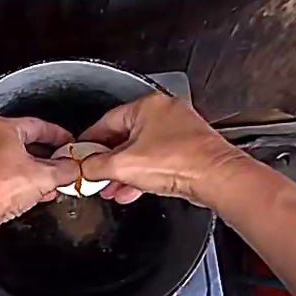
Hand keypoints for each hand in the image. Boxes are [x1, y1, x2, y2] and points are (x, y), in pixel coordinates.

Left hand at [0, 115, 79, 234]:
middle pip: (24, 142)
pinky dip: (19, 181)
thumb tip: (73, 169)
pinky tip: (33, 194)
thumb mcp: (44, 177)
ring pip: (13, 160)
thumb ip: (64, 170)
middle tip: (62, 164)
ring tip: (51, 182)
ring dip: (34, 172)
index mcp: (2, 128)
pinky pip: (2, 175)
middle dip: (47, 157)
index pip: (38, 125)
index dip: (58, 135)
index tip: (69, 142)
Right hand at [78, 93, 250, 205]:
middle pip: (123, 136)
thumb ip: (96, 166)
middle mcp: (164, 113)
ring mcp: (178, 130)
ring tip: (111, 187)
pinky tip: (131, 190)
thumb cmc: (180, 162)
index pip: (106, 121)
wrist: (216, 178)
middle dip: (107, 161)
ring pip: (140, 150)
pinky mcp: (187, 149)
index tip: (80, 154)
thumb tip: (83, 168)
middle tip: (94, 174)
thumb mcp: (123, 166)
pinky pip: (156, 159)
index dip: (89, 141)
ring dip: (124, 171)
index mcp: (147, 105)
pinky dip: (142, 173)